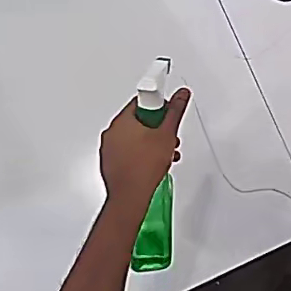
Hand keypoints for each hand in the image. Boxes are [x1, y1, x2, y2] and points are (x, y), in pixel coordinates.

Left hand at [99, 88, 187, 210]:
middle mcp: (112, 133)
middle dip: (157, 128)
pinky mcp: (111, 162)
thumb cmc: (143, 167)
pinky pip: (128, 151)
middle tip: (167, 138)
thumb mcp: (167, 134)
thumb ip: (175, 111)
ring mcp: (110, 149)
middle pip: (139, 120)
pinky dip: (141, 154)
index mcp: (122, 121)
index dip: (159, 107)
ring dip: (152, 142)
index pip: (142, 101)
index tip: (167, 115)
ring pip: (134, 137)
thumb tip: (181, 95)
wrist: (131, 195)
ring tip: (163, 154)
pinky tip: (153, 163)